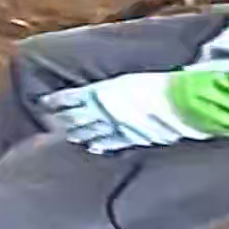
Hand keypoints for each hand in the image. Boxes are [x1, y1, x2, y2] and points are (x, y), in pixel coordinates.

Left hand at [40, 72, 197, 153]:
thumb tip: (98, 90)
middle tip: (52, 121)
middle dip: (60, 119)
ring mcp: (114, 124)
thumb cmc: (156, 84)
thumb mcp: (122, 80)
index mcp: (95, 92)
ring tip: (69, 135)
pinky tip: (93, 147)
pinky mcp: (132, 137)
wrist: (183, 100)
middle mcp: (99, 109)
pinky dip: (101, 145)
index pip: (65, 98)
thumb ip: (106, 88)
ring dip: (77, 133)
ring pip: (88, 131)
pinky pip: (112, 142)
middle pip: (72, 116)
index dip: (53, 102)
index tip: (44, 103)